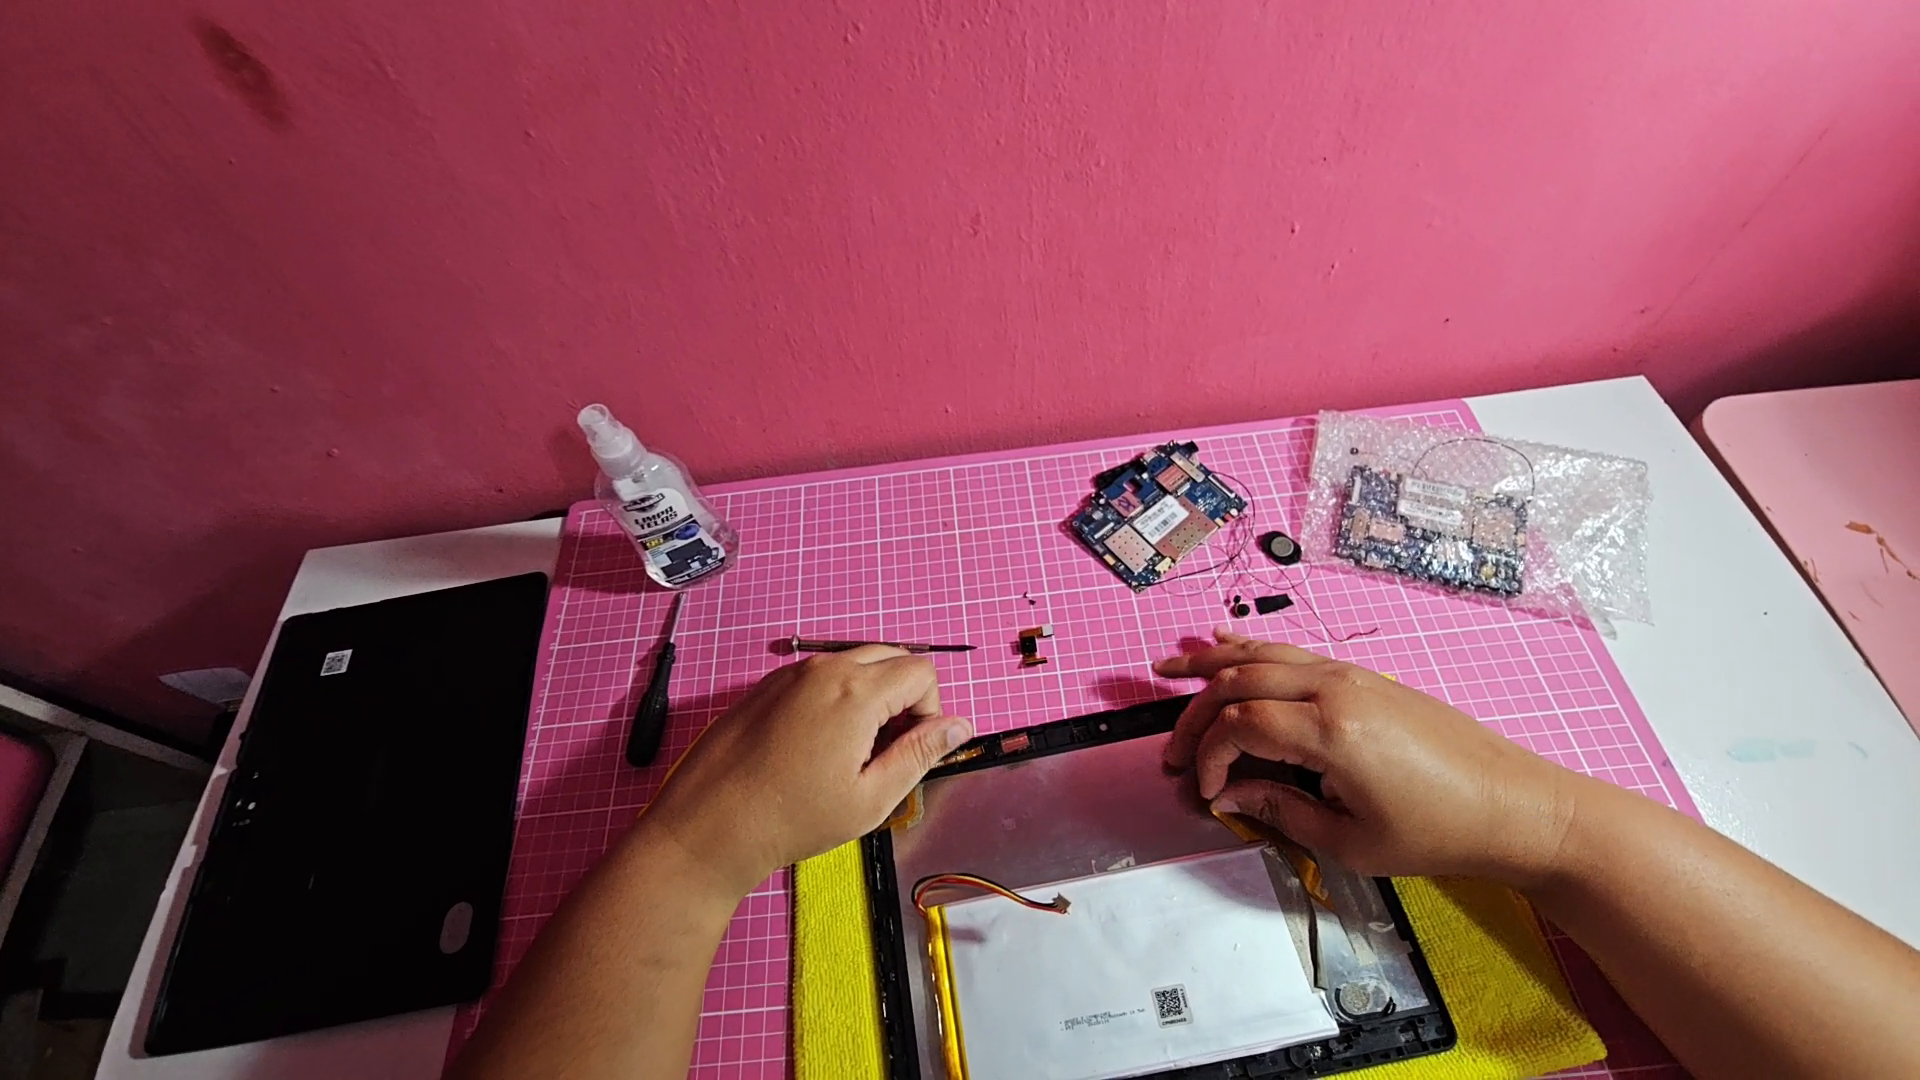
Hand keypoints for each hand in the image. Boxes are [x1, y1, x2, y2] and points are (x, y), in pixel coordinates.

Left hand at [642, 647, 972, 896]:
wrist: (708, 825)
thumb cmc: (793, 819)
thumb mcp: (870, 798)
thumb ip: (920, 753)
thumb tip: (959, 724)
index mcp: (857, 691)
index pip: (921, 671)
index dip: (928, 710)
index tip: (906, 749)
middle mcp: (826, 667)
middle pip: (892, 657)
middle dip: (903, 696)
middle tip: (882, 750)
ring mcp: (793, 672)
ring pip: (857, 662)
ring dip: (871, 694)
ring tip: (848, 750)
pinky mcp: (769, 683)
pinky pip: (822, 672)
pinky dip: (837, 694)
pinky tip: (814, 743)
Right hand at [1154, 629, 1584, 883]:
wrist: (1518, 805)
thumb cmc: (1439, 833)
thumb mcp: (1352, 841)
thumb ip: (1278, 808)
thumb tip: (1227, 793)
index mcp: (1330, 730)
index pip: (1239, 726)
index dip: (1210, 757)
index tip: (1207, 791)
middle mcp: (1332, 688)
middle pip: (1238, 683)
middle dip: (1196, 716)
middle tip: (1174, 750)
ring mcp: (1347, 673)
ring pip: (1259, 654)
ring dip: (1208, 663)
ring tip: (1167, 668)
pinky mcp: (1359, 673)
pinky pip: (1289, 651)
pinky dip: (1249, 646)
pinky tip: (1221, 642)